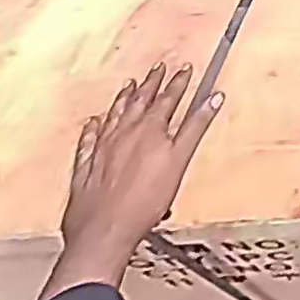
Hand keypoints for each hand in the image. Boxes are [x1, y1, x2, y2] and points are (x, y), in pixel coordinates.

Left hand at [38, 64, 223, 299]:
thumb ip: (196, 127)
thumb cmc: (145, 201)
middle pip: (140, 101)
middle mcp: (125, 132)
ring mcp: (102, 148)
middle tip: (158, 67)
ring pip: (115, 114)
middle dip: (152, 83)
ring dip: (124, 98)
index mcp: (150, 130)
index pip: (168, 98)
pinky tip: (93, 122)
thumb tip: (213, 99)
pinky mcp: (86, 166)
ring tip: (129, 84)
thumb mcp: (179, 161)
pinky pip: (89, 140)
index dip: (178, 82)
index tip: (184, 68)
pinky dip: (92, 128)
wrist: (104, 232)